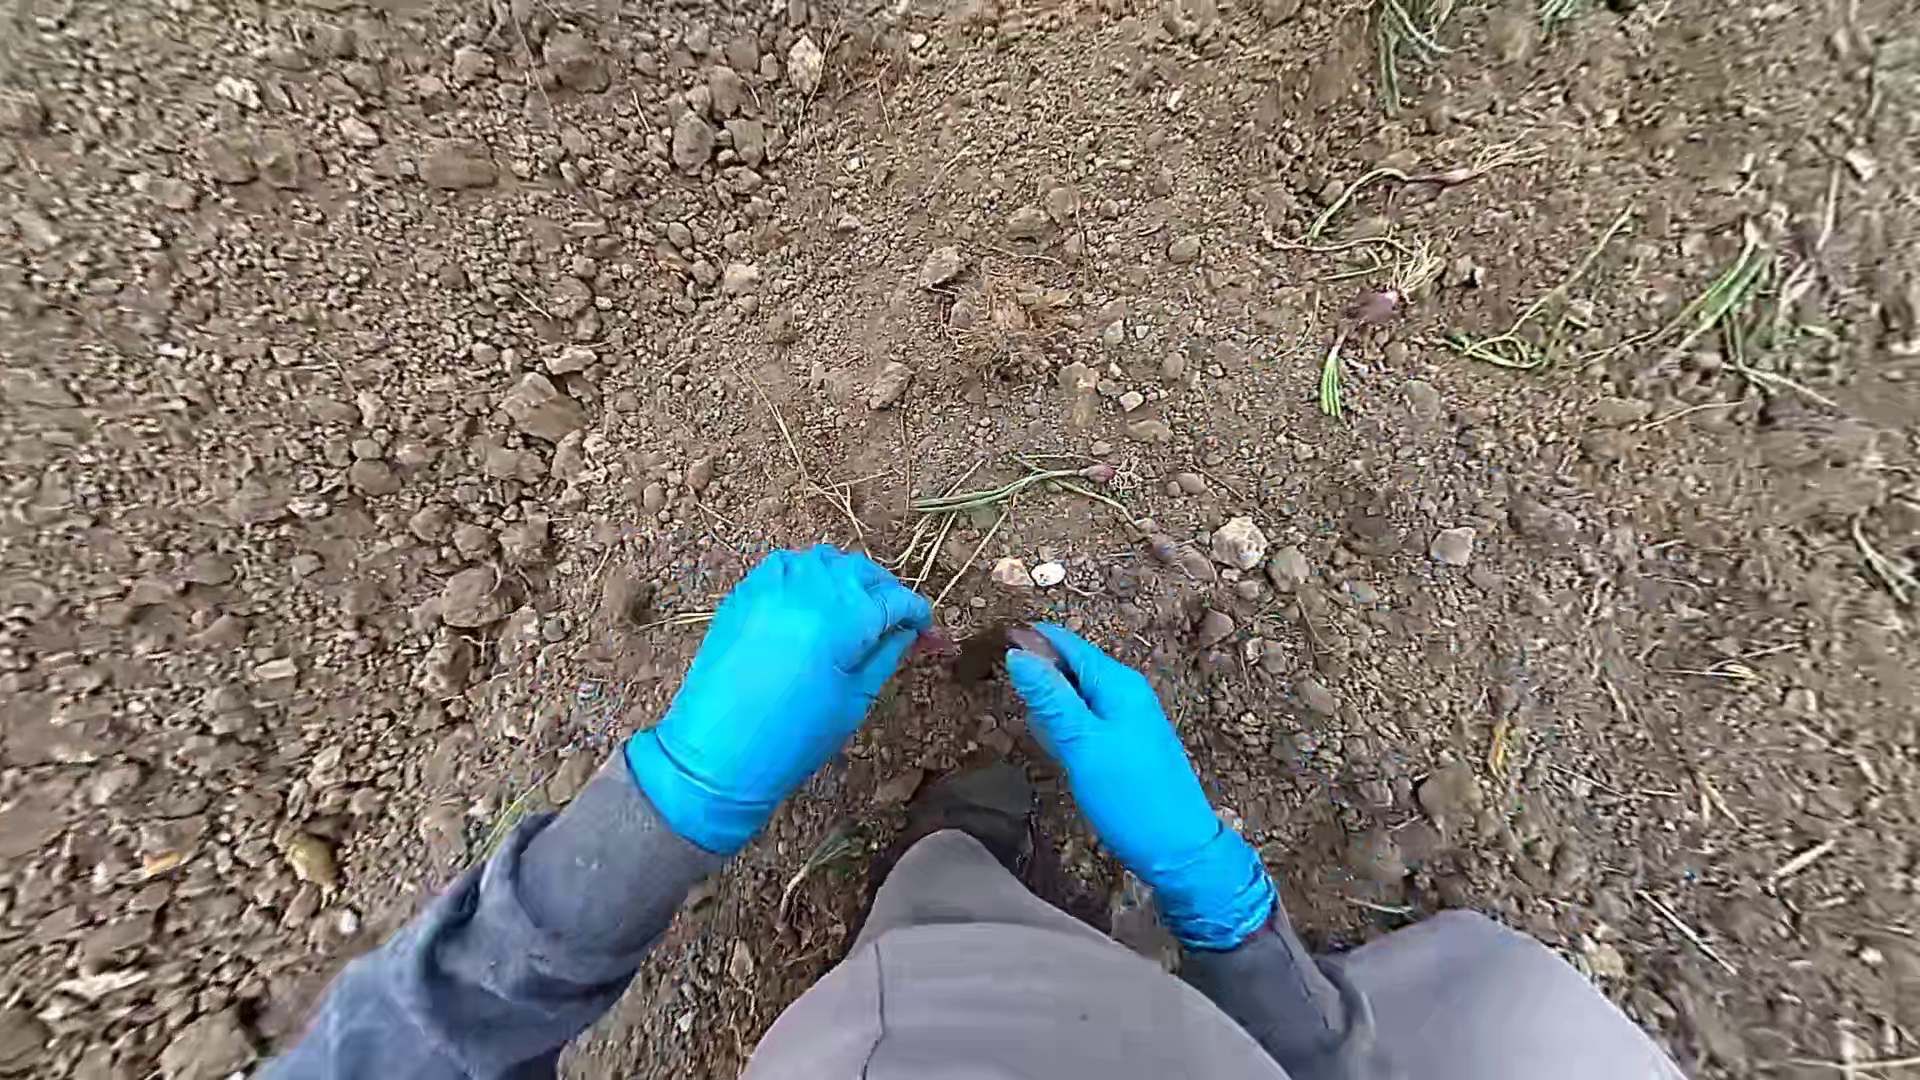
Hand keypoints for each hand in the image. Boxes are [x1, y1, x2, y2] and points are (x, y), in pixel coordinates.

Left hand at [626, 545, 931, 853]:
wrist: (716, 755)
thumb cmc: (796, 736)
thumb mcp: (856, 698)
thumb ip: (887, 654)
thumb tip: (909, 633)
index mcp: (848, 615)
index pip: (898, 599)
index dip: (919, 615)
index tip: (926, 632)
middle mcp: (814, 586)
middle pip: (865, 572)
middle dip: (887, 593)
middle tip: (895, 623)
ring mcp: (776, 583)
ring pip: (828, 561)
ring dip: (849, 579)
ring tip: (855, 609)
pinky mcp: (748, 590)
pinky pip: (789, 565)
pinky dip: (809, 575)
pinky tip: (813, 600)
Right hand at [1006, 624, 1274, 948]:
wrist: (1180, 852)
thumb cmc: (1130, 796)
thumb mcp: (1081, 743)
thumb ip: (1049, 697)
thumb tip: (1017, 653)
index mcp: (1116, 682)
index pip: (1066, 642)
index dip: (1030, 640)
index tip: (995, 646)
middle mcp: (1123, 690)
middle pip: (1070, 665)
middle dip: (1038, 673)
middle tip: (1007, 693)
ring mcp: (1125, 716)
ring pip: (1075, 693)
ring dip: (1049, 701)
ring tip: (1031, 723)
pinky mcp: (1123, 740)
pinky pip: (1085, 717)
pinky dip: (1064, 724)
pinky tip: (1054, 745)